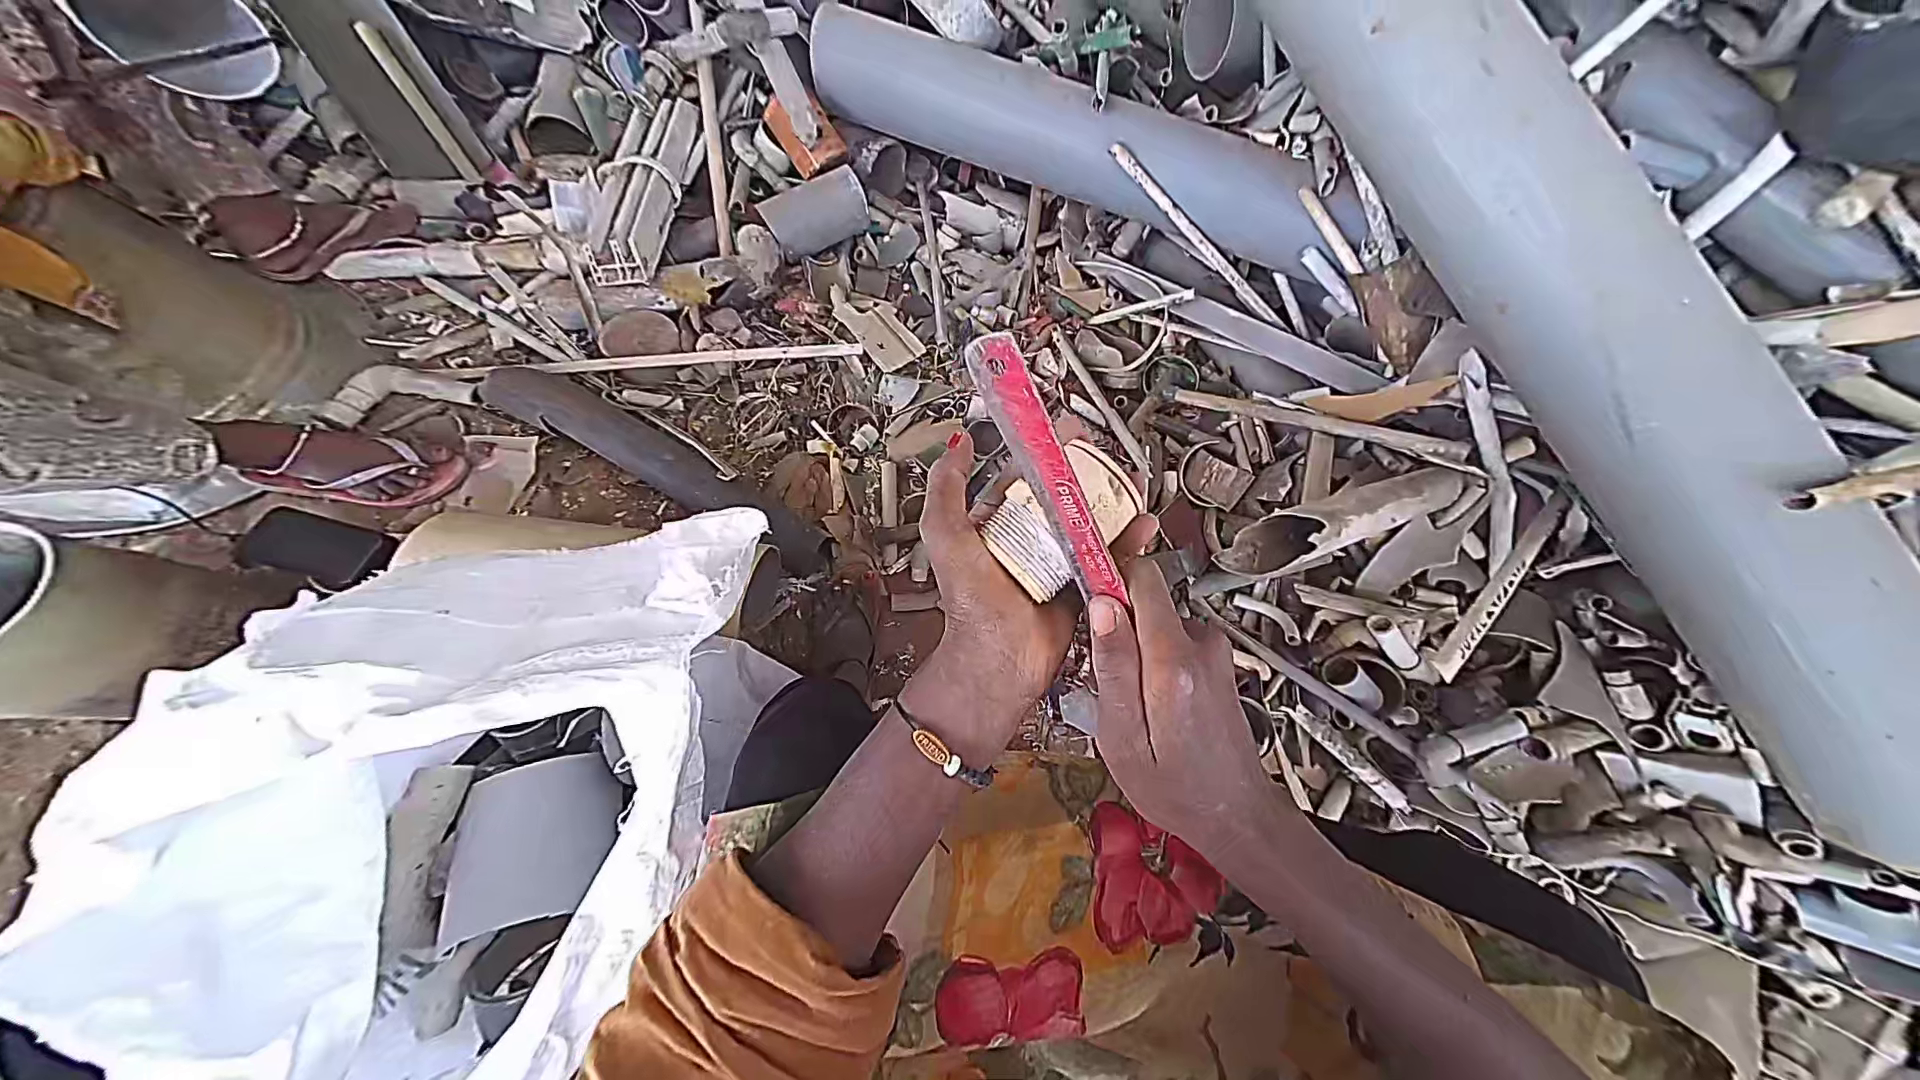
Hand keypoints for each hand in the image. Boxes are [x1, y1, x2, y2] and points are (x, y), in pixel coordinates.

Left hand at [909, 430, 1156, 755]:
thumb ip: (947, 490)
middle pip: (1066, 496)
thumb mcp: (946, 537)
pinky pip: (1110, 556)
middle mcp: (1031, 539)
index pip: (1026, 478)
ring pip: (1092, 522)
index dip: (1047, 454)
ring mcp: (1059, 561)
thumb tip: (956, 446)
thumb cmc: (970, 603)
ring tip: (1130, 483)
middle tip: (1107, 456)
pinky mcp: (1083, 584)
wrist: (1000, 657)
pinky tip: (1139, 525)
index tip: (1066, 435)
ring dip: (1114, 501)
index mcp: (999, 525)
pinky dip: (1127, 540)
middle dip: (1089, 474)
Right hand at [1087, 558, 1284, 853]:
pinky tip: (1150, 701)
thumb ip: (1113, 665)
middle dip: (1114, 625)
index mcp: (1173, 662)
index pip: (1140, 578)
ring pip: (1153, 620)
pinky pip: (1168, 638)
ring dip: (1133, 648)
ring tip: (1128, 697)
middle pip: (1144, 599)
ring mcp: (1213, 649)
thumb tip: (1101, 605)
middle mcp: (1201, 645)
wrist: (1235, 814)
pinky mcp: (1215, 657)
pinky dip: (1151, 659)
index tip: (1085, 594)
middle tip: (1102, 674)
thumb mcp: (1122, 736)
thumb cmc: (1176, 787)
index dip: (1107, 579)